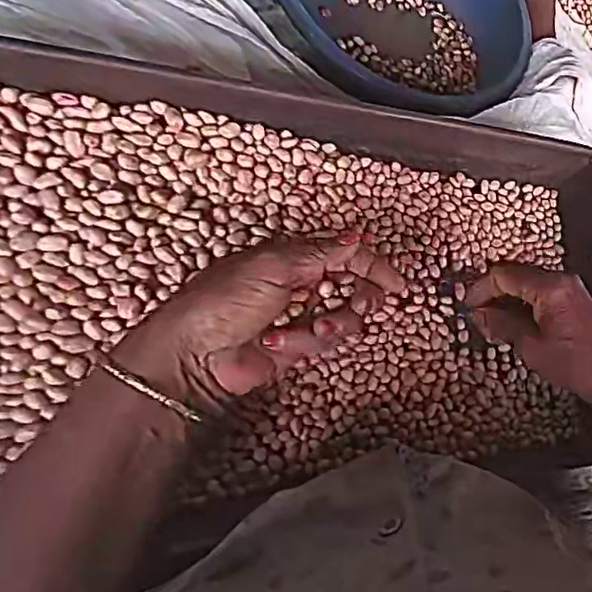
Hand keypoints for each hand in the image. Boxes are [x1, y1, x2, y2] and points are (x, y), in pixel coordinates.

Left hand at [111, 235, 407, 410]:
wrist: (194, 354)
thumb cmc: (223, 302)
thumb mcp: (274, 267)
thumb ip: (323, 252)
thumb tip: (358, 237)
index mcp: (295, 257)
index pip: (349, 255)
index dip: (376, 267)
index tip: (398, 284)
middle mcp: (304, 283)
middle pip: (357, 287)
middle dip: (363, 298)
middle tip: (360, 306)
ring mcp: (304, 315)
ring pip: (348, 317)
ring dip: (334, 324)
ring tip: (311, 328)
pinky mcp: (301, 344)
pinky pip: (327, 342)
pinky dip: (307, 342)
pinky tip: (279, 342)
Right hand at [463, 265, 591, 437]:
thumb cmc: (579, 366)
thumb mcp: (532, 348)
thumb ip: (503, 325)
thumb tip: (481, 314)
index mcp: (552, 289)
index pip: (505, 275)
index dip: (481, 289)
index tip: (467, 303)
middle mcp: (563, 281)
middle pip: (517, 275)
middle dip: (493, 293)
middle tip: (476, 312)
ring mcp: (571, 288)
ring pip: (528, 283)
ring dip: (508, 298)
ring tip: (492, 320)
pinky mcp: (575, 299)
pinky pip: (542, 292)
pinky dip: (525, 302)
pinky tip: (514, 321)